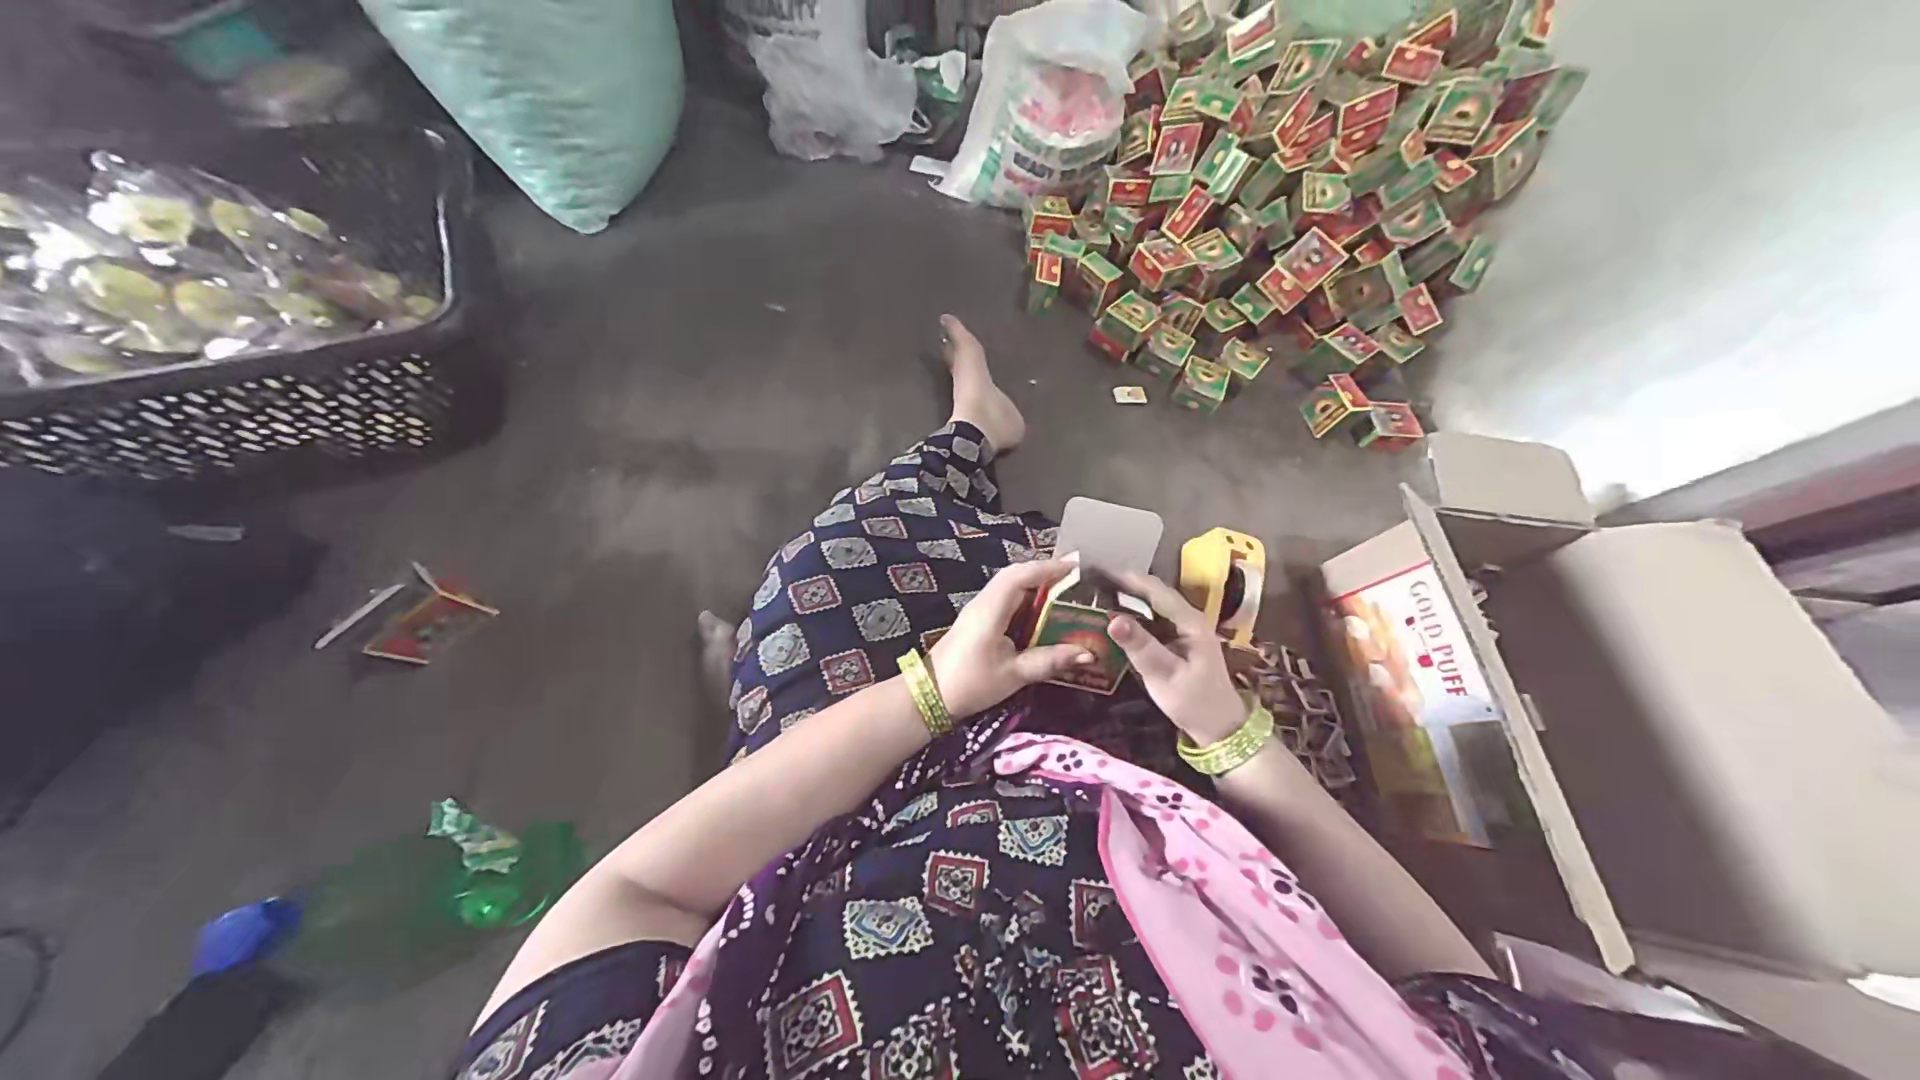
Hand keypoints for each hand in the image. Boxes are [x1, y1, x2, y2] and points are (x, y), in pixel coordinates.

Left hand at [927, 559, 1094, 717]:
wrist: (929, 695)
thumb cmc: (970, 683)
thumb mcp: (1014, 674)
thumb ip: (1050, 660)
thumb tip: (1088, 654)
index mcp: (991, 609)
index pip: (1020, 575)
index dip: (1049, 568)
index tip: (1076, 567)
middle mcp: (984, 602)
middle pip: (1015, 575)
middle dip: (1044, 573)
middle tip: (1074, 580)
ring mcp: (978, 610)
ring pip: (1009, 586)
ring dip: (1035, 586)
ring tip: (1065, 594)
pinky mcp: (977, 621)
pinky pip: (1004, 600)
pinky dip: (1025, 600)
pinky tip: (1041, 614)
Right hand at [1107, 571, 1247, 744]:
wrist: (1220, 729)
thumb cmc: (1195, 702)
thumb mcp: (1164, 675)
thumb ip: (1140, 646)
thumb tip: (1113, 619)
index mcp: (1190, 622)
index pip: (1155, 590)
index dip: (1127, 578)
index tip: (1098, 570)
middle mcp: (1188, 619)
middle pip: (1153, 593)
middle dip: (1124, 585)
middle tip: (1091, 582)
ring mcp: (1183, 630)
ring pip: (1151, 606)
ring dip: (1126, 598)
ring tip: (1096, 594)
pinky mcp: (1176, 641)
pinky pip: (1151, 620)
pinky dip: (1132, 615)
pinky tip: (1113, 618)